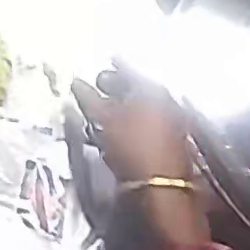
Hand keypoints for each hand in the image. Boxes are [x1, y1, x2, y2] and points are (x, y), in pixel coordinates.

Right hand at [72, 67, 192, 182]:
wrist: (163, 189)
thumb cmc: (133, 147)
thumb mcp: (106, 120)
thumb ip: (90, 98)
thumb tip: (76, 82)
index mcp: (153, 89)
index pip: (131, 69)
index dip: (115, 65)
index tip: (106, 60)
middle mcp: (167, 102)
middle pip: (139, 88)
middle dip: (119, 87)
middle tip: (101, 87)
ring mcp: (173, 124)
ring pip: (143, 108)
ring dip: (125, 108)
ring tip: (105, 113)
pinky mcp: (172, 144)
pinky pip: (148, 125)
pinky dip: (133, 124)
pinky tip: (121, 133)